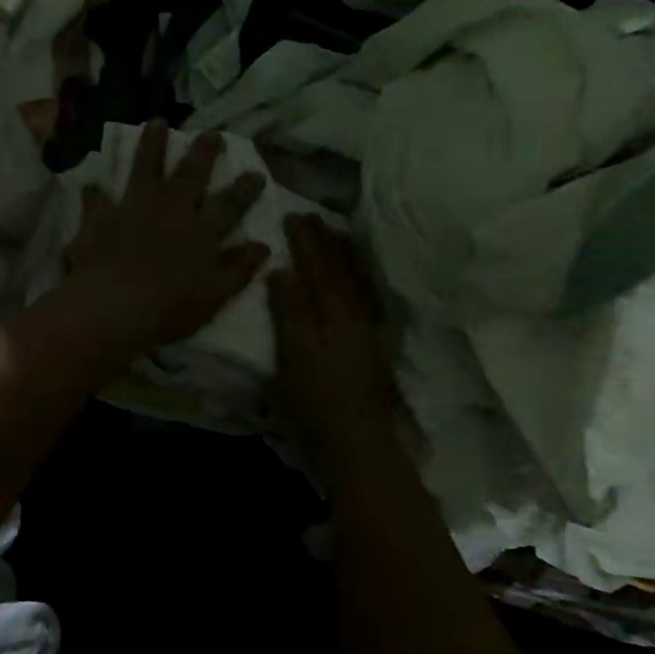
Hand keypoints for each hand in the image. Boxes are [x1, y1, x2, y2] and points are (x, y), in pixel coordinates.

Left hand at [62, 123, 268, 353]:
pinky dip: (94, 191)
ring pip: (145, 169)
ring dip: (152, 145)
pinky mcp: (100, 217)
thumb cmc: (167, 308)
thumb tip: (263, 246)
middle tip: (211, 133)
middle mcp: (170, 210)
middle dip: (203, 153)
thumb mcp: (212, 295)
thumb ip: (237, 269)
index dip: (244, 189)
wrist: (111, 305)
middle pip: (190, 176)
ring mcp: (134, 208)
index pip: (229, 205)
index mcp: (201, 231)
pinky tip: (91, 181)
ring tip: (157, 123)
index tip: (255, 172)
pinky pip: (97, 199)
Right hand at [268, 214, 394, 432]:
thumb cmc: (317, 395)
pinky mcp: (372, 344)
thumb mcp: (294, 351)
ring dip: (345, 254)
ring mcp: (369, 329)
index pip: (319, 266)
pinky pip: (365, 296)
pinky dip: (358, 277)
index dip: (307, 241)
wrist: (357, 438)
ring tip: (335, 234)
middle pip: (341, 268)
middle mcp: (358, 313)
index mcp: (336, 311)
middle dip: (325, 241)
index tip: (293, 215)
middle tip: (311, 216)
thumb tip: (282, 270)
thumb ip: (289, 309)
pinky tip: (354, 278)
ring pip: (358, 280)